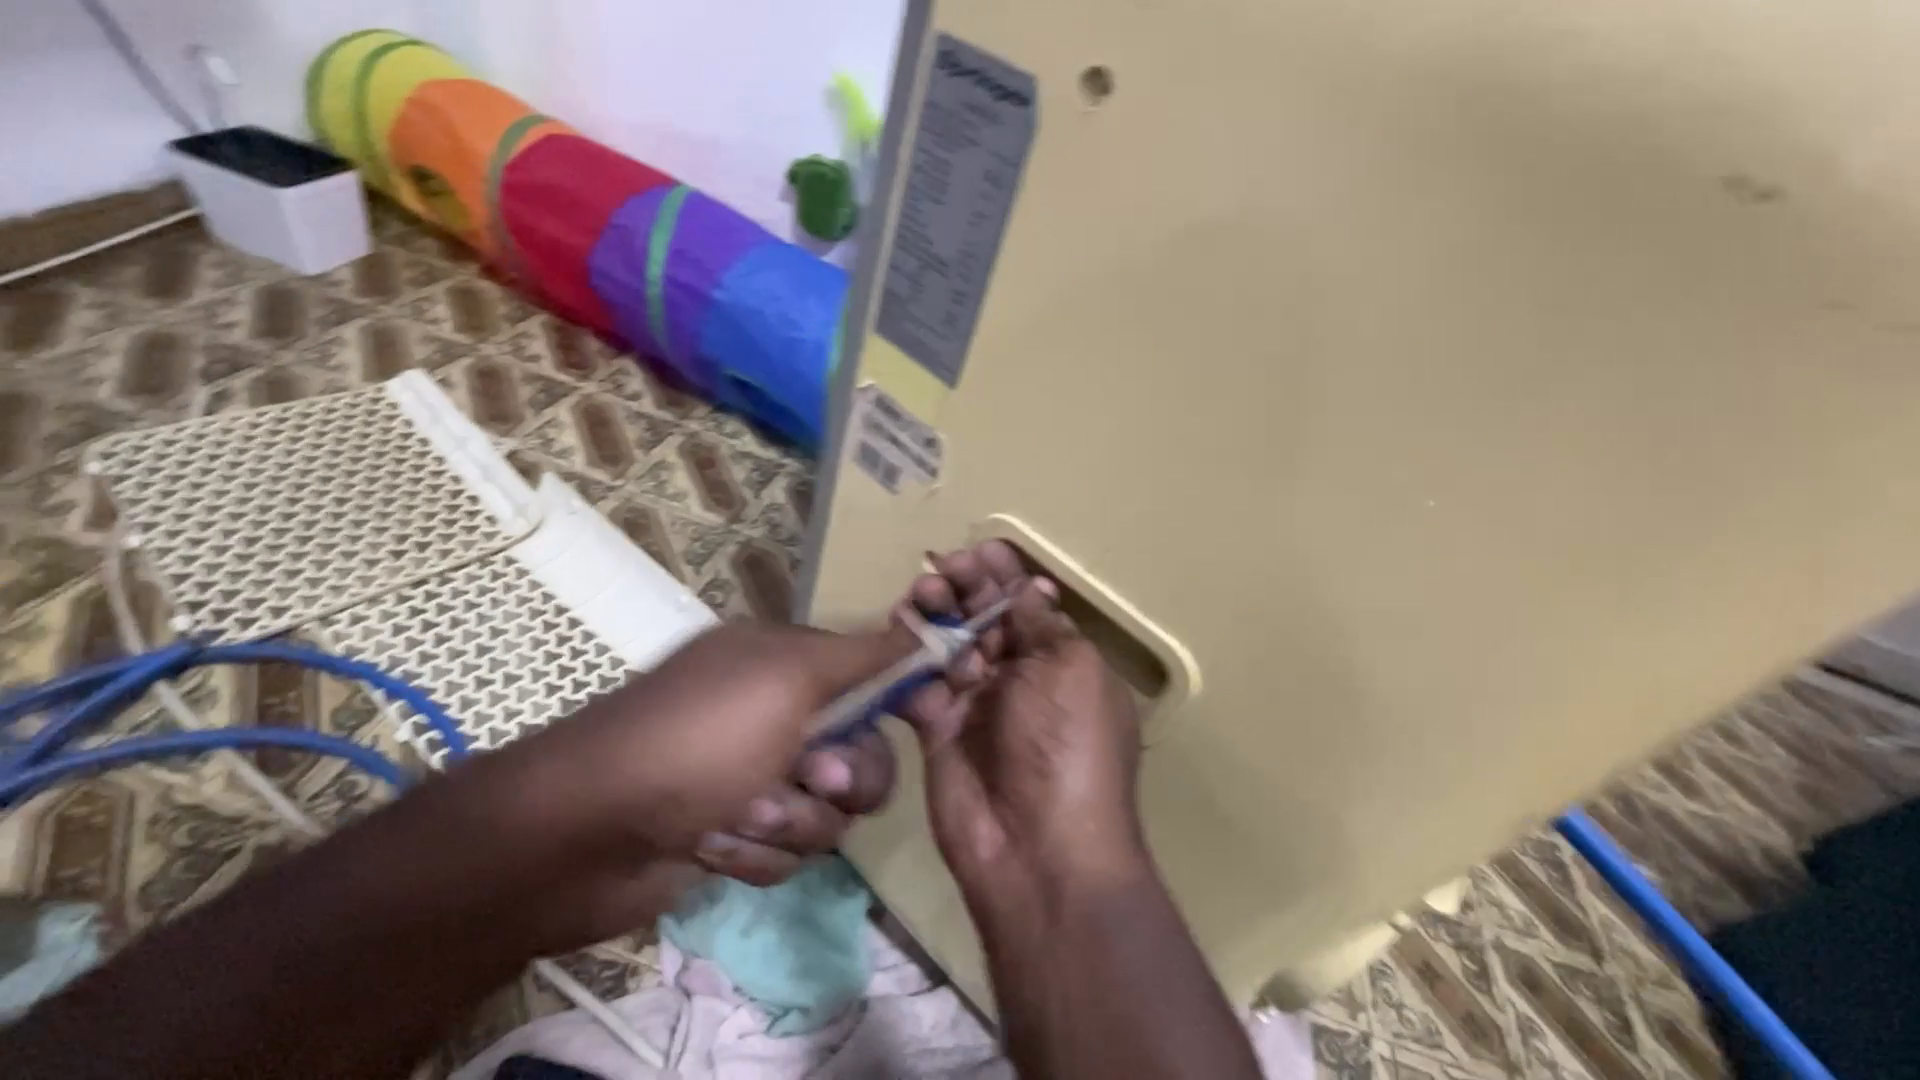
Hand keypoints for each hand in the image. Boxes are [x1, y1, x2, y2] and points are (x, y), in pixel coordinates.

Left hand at [460, 619, 912, 948]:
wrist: (585, 834)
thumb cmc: (698, 739)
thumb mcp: (787, 676)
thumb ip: (862, 657)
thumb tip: (921, 631)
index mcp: (781, 662)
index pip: (869, 672)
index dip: (901, 696)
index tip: (930, 717)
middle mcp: (772, 714)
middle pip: (861, 752)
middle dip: (846, 776)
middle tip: (815, 778)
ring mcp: (753, 777)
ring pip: (828, 811)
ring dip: (793, 821)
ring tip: (742, 817)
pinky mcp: (736, 834)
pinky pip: (788, 850)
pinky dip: (756, 852)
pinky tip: (713, 844)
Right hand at [902, 543, 1148, 914]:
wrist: (1038, 850)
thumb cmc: (1068, 746)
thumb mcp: (1071, 670)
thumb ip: (1040, 623)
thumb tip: (1027, 586)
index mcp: (1061, 662)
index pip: (1028, 605)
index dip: (1005, 576)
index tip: (980, 550)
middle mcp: (1019, 679)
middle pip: (983, 619)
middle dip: (964, 588)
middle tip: (943, 569)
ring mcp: (975, 706)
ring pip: (946, 645)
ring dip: (933, 615)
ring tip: (920, 594)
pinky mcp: (934, 730)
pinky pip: (916, 683)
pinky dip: (906, 657)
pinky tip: (899, 633)